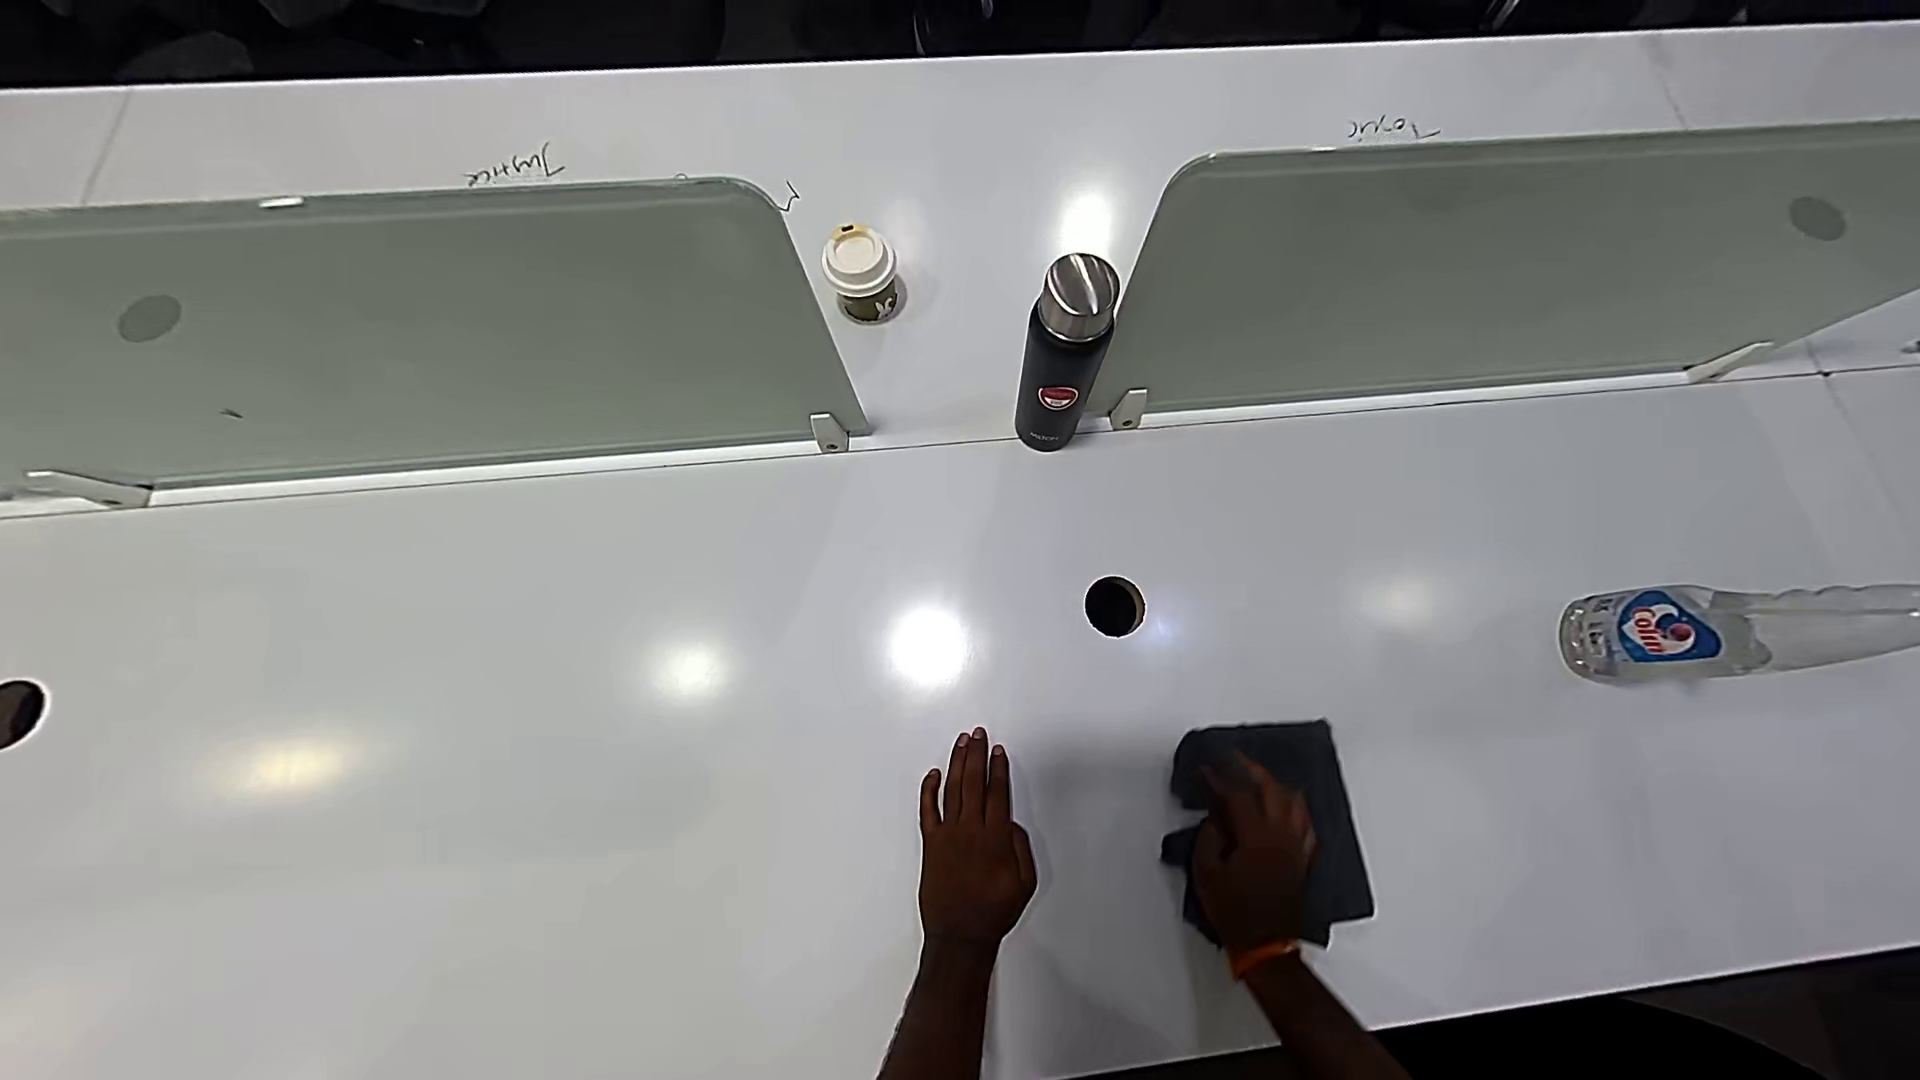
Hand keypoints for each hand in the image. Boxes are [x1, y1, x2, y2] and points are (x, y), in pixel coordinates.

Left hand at [917, 727, 1037, 947]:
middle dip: (976, 754)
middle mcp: (969, 831)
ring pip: (952, 789)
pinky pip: (928, 810)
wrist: (959, 936)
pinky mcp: (931, 843)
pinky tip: (933, 774)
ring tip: (961, 743)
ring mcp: (948, 835)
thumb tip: (1010, 824)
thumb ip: (1020, 848)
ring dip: (957, 763)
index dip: (998, 769)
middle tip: (978, 734)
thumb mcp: (1024, 884)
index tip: (998, 751)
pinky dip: (929, 790)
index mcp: (994, 839)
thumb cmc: (992, 912)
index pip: (997, 793)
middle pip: (973, 782)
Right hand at [1192, 751, 1316, 953]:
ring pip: (1294, 802)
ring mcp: (1296, 848)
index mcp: (1256, 838)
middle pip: (1272, 788)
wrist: (1265, 946)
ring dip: (1276, 782)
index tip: (1206, 769)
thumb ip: (1210, 836)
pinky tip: (1289, 804)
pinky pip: (1306, 825)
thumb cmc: (1235, 912)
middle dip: (1251, 767)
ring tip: (1260, 774)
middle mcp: (1281, 837)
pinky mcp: (1302, 860)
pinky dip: (1296, 808)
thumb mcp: (1207, 872)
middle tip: (1234, 757)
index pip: (1239, 795)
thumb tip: (1216, 817)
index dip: (1221, 777)